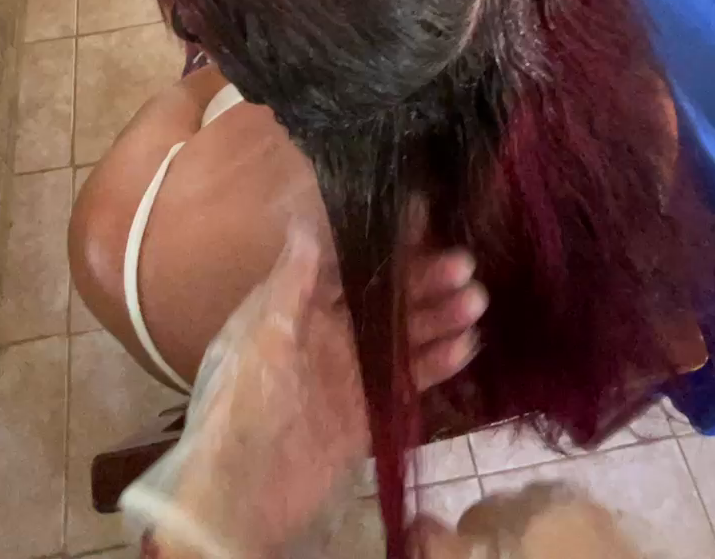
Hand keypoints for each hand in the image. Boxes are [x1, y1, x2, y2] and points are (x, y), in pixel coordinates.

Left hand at [128, 226, 487, 557]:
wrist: (239, 495)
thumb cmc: (243, 400)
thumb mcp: (262, 333)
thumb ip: (292, 281)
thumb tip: (305, 221)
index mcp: (299, 306)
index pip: (349, 264)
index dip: (385, 244)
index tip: (424, 220)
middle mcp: (329, 332)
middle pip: (383, 297)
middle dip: (423, 280)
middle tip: (465, 266)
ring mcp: (351, 373)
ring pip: (402, 335)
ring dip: (438, 317)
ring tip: (475, 300)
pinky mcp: (368, 412)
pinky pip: (408, 381)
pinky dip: (436, 364)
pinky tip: (466, 346)